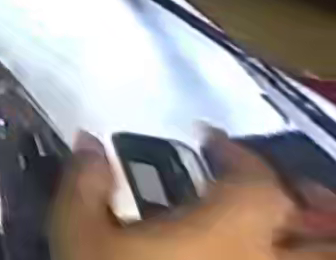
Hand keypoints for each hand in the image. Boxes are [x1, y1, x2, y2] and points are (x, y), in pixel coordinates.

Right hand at [51, 131, 334, 259]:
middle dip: (319, 206)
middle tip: (291, 189)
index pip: (259, 187)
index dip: (241, 158)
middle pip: (328, 236)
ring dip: (318, 241)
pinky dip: (299, 258)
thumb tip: (91, 141)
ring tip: (294, 228)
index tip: (211, 143)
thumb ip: (86, 180)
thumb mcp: (79, 226)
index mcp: (224, 237)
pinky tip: (270, 255)